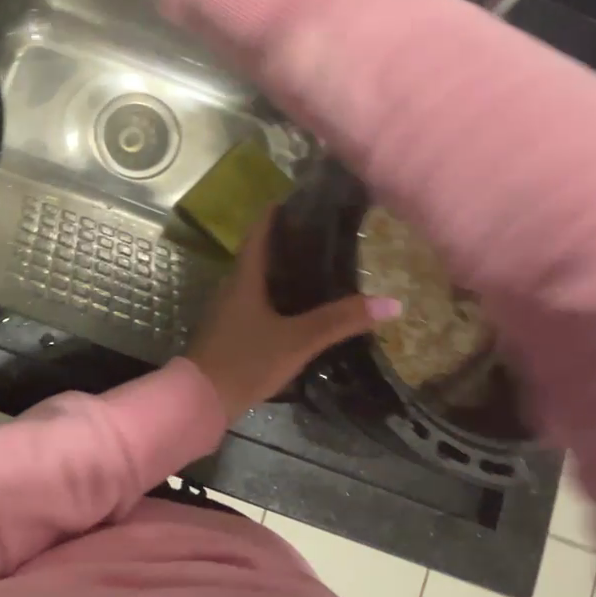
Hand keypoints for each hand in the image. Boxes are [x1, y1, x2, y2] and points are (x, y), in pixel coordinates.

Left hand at [186, 208, 402, 423]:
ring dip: (281, 271)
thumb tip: (392, 302)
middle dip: (284, 242)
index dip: (273, 215)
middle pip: (258, 256)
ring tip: (317, 266)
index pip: (257, 235)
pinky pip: (255, 302)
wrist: (203, 398)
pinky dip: (277, 296)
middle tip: (320, 233)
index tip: (295, 198)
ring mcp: (228, 311)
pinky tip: (297, 307)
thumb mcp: (298, 339)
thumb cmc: (246, 359)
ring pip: (257, 280)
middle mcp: (232, 287)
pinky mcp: (230, 332)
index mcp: (243, 279)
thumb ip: (340, 320)